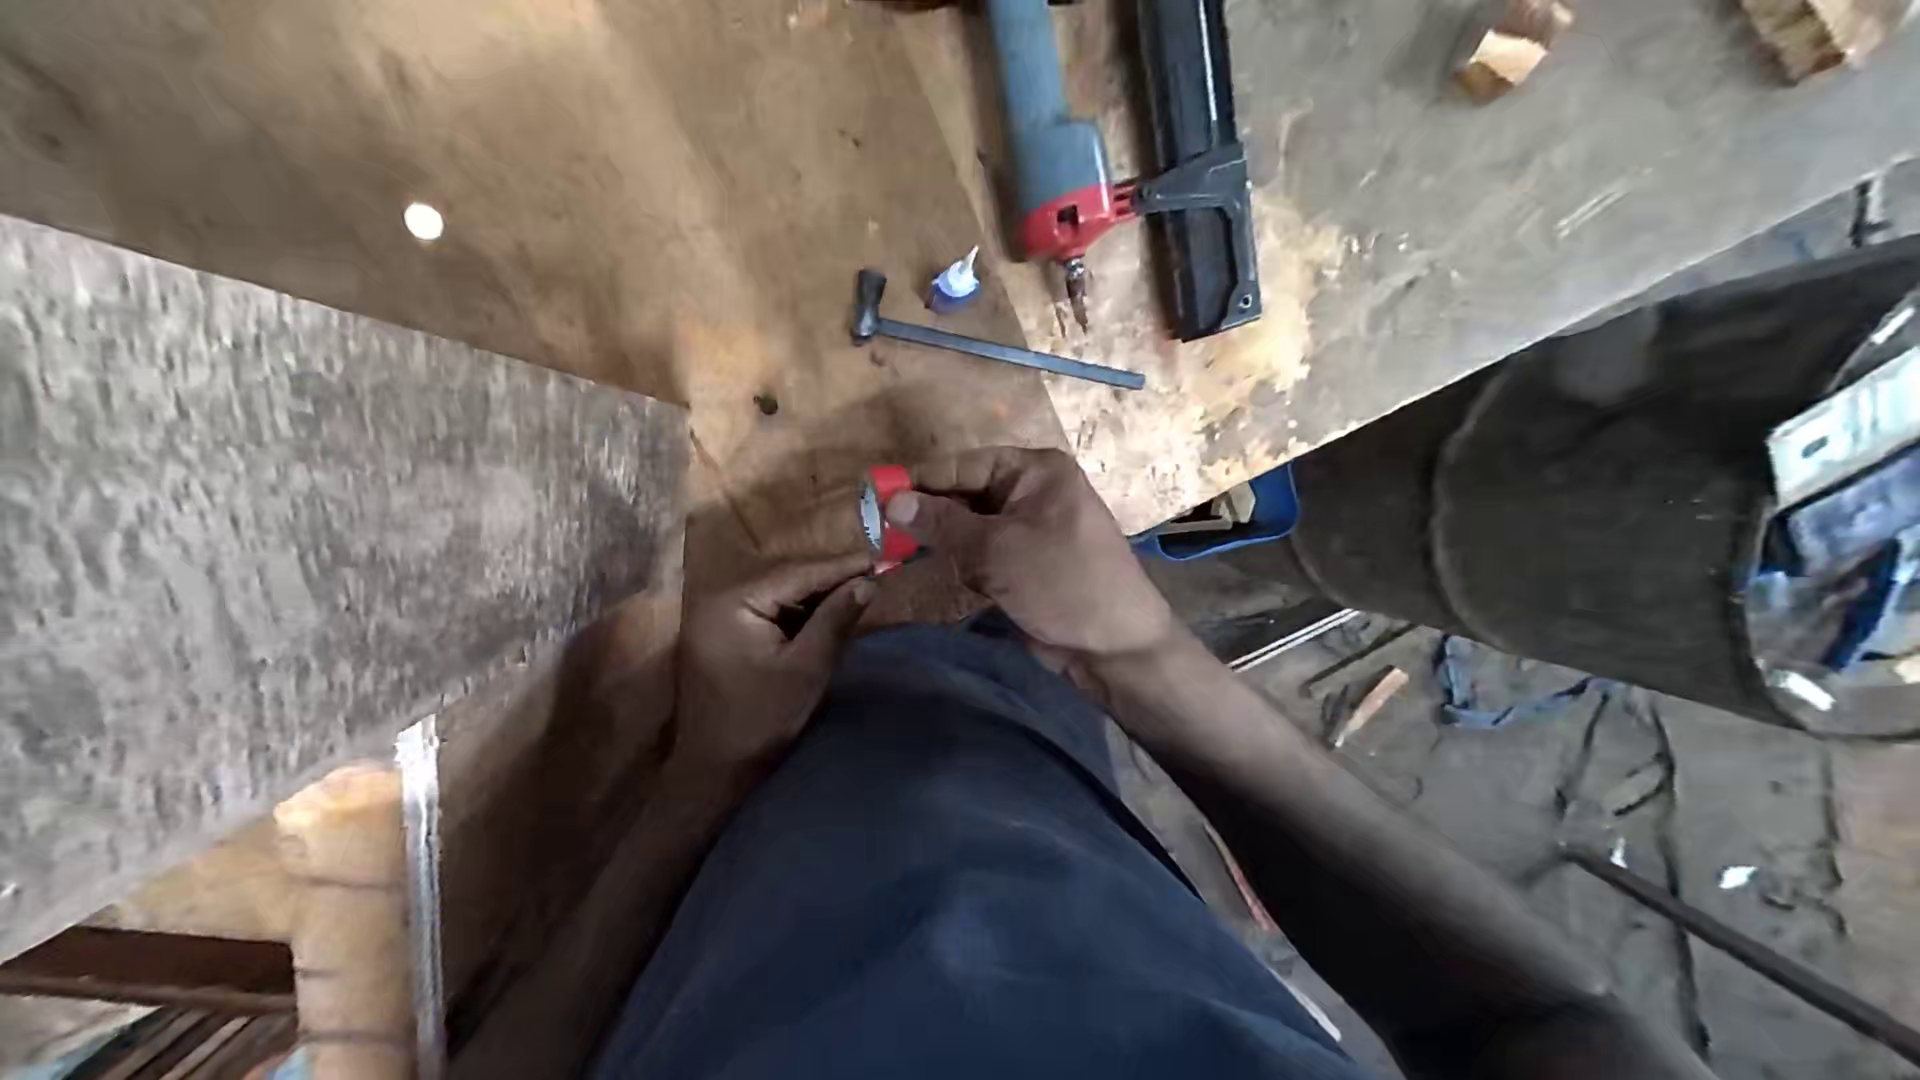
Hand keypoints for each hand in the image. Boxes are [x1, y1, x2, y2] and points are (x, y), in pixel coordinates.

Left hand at [673, 554, 874, 776]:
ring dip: (815, 594)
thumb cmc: (762, 718)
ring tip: (855, 590)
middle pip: (784, 578)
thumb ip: (836, 619)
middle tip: (872, 573)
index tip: (878, 559)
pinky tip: (824, 613)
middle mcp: (718, 599)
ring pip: (777, 593)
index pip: (796, 573)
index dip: (840, 567)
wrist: (714, 770)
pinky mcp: (721, 633)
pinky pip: (766, 610)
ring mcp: (716, 616)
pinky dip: (796, 611)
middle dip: (829, 578)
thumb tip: (868, 583)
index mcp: (732, 603)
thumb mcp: (807, 667)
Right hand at [885, 447, 1176, 661]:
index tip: (877, 493)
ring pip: (970, 529)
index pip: (964, 466)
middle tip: (887, 533)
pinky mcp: (1024, 563)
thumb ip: (942, 523)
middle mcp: (1032, 493)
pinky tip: (964, 581)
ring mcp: (1029, 529)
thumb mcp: (996, 548)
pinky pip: (983, 555)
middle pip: (965, 496)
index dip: (921, 480)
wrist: (1112, 645)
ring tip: (930, 560)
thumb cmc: (1060, 581)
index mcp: (1035, 472)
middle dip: (934, 518)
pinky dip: (967, 566)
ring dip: (951, 547)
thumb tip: (892, 501)